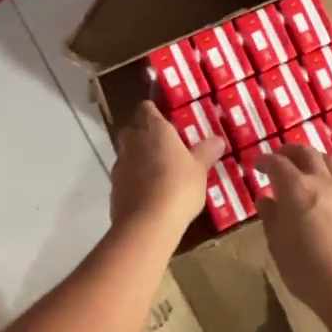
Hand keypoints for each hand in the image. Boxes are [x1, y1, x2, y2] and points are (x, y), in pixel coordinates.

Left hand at [111, 102, 223, 236]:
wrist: (147, 223)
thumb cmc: (178, 186)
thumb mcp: (199, 169)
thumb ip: (206, 152)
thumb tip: (218, 140)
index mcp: (153, 128)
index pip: (146, 108)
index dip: (154, 112)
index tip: (166, 121)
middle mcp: (132, 140)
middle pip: (132, 128)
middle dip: (144, 134)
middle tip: (164, 146)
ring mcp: (120, 163)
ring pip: (127, 152)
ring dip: (138, 158)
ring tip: (158, 172)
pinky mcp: (113, 187)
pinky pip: (124, 175)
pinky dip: (133, 179)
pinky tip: (148, 193)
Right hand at [257, 145, 331, 322]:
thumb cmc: (308, 271)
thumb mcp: (278, 246)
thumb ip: (271, 218)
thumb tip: (265, 200)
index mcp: (296, 188)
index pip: (277, 163)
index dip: (264, 161)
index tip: (256, 165)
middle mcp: (321, 181)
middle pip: (306, 152)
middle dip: (288, 151)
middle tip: (278, 159)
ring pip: (328, 159)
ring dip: (312, 157)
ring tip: (303, 167)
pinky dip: (327, 173)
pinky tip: (322, 190)